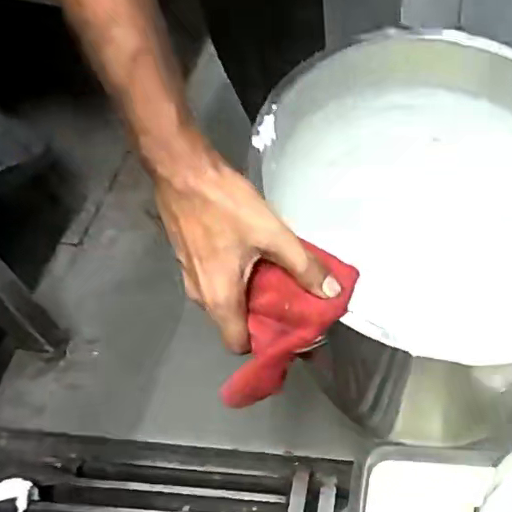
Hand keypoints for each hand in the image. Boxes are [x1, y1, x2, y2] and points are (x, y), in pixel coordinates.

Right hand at [151, 150, 340, 352]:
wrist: (179, 165)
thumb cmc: (224, 204)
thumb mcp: (273, 235)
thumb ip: (304, 267)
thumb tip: (332, 293)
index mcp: (220, 299)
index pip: (239, 345)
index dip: (266, 346)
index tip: (292, 335)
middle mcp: (201, 296)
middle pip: (236, 326)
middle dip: (266, 324)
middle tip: (296, 311)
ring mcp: (191, 278)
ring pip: (229, 304)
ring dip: (255, 303)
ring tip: (283, 289)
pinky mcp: (190, 260)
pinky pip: (220, 285)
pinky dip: (242, 285)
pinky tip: (261, 268)